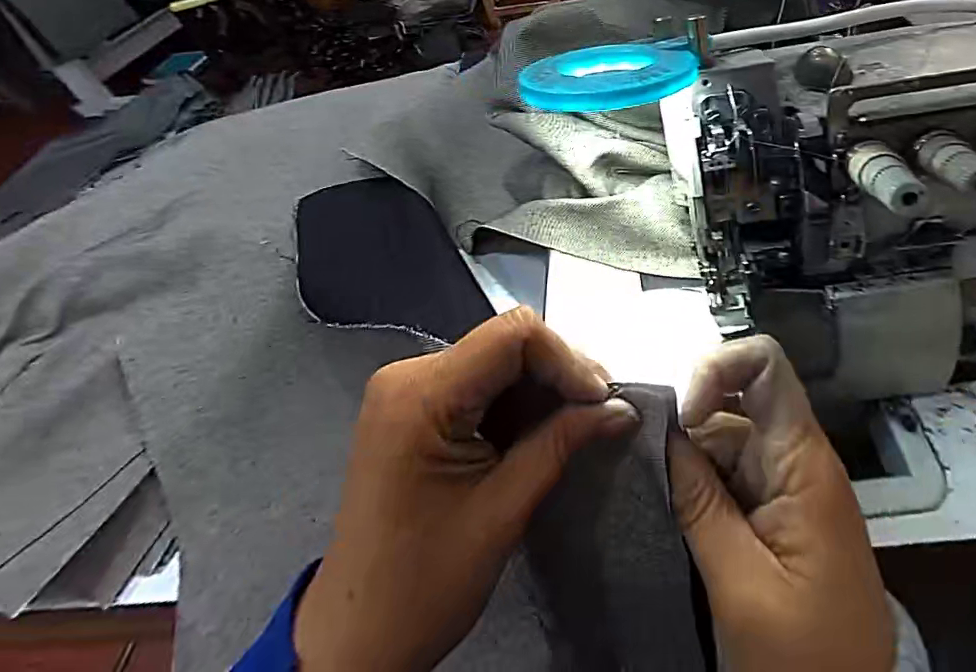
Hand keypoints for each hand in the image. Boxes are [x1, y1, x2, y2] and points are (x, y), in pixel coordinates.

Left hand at [293, 307, 639, 670]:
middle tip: (599, 410)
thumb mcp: (504, 509)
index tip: (600, 399)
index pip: (514, 335)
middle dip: (561, 372)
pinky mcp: (415, 408)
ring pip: (501, 359)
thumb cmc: (422, 585)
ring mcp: (408, 390)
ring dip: (545, 386)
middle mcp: (408, 377)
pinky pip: (483, 381)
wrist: (353, 640)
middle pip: (508, 342)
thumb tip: (621, 408)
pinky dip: (520, 400)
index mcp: (419, 396)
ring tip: (579, 421)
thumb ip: (563, 442)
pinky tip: (544, 428)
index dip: (567, 359)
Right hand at [670, 336, 895, 671]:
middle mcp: (798, 457)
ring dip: (691, 456)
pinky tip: (674, 507)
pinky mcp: (779, 508)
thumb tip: (666, 435)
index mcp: (802, 459)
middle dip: (691, 420)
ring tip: (655, 492)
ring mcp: (789, 482)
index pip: (766, 365)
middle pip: (739, 399)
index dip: (718, 368)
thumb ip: (701, 505)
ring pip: (730, 436)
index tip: (682, 417)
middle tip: (649, 463)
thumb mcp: (742, 585)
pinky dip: (701, 481)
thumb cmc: (806, 654)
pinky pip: (734, 472)